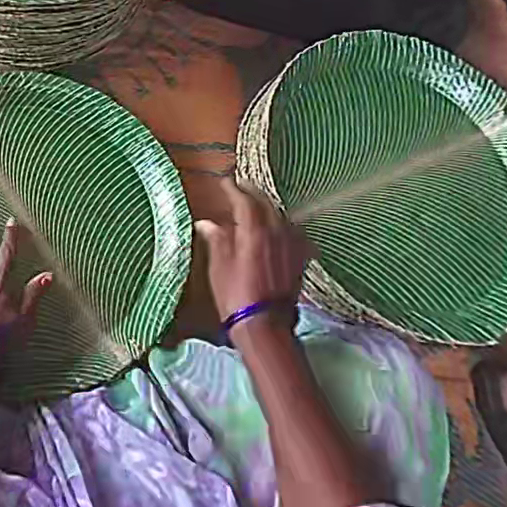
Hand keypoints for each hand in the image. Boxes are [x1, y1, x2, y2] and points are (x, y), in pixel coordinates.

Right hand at [194, 178, 308, 334]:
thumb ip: (217, 240)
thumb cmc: (235, 295)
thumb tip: (207, 223)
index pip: (245, 201)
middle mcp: (277, 232)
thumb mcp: (219, 266)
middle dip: (253, 194)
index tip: (225, 182)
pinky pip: (292, 232)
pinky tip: (277, 229)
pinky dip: (281, 225)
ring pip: (281, 217)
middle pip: (267, 204)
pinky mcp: (300, 259)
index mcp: (254, 231)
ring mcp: (292, 245)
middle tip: (241, 188)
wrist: (265, 324)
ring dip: (268, 208)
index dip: (234, 190)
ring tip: (257, 206)